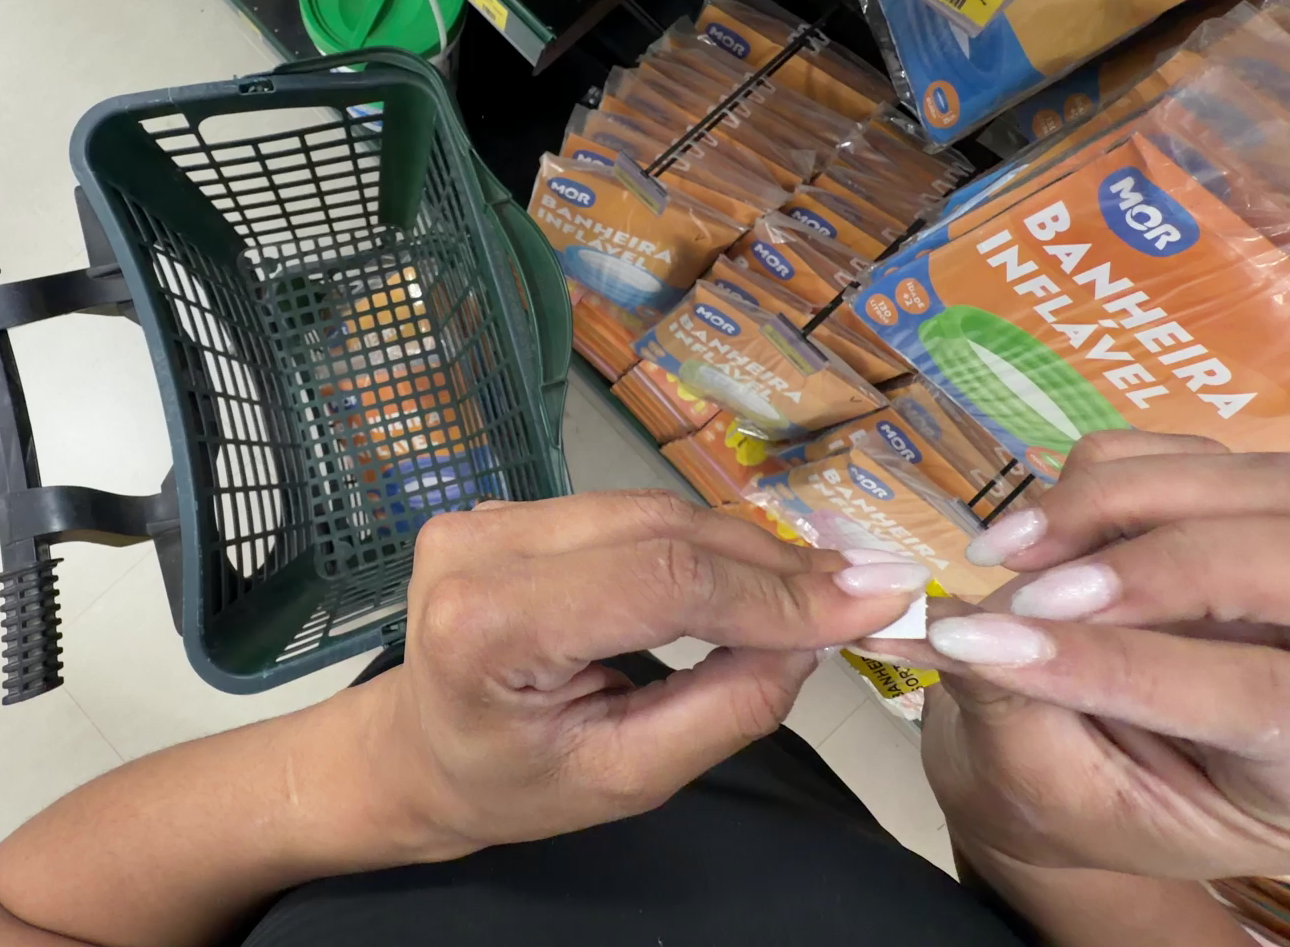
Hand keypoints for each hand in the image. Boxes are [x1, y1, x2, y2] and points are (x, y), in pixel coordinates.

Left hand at [361, 490, 931, 856]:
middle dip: (763, 560)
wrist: (416, 747)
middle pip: (654, 528)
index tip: (872, 597)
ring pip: (640, 508)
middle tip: (853, 589)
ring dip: (730, 544)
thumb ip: (724, 706)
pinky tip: (729, 567)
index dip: (772, 589)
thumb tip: (815, 632)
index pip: (659, 580)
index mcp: (489, 624)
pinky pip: (613, 512)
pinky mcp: (495, 509)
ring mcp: (480, 516)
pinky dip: (681, 538)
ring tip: (804, 583)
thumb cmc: (506, 783)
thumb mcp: (623, 776)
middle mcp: (476, 546)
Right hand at [867, 431, 1289, 879]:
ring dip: (1117, 504)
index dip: (1117, 662)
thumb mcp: (1025, 776)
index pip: (1273, 701)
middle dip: (1176, 561)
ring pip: (1271, 486)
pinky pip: (1176, 453)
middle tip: (1033, 585)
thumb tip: (941, 625)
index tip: (983, 642)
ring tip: (1005, 554)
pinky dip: (1090, 478)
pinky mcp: (1222, 520)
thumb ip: (1003, 693)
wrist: (1041, 764)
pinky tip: (1030, 538)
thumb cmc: (1049, 796)